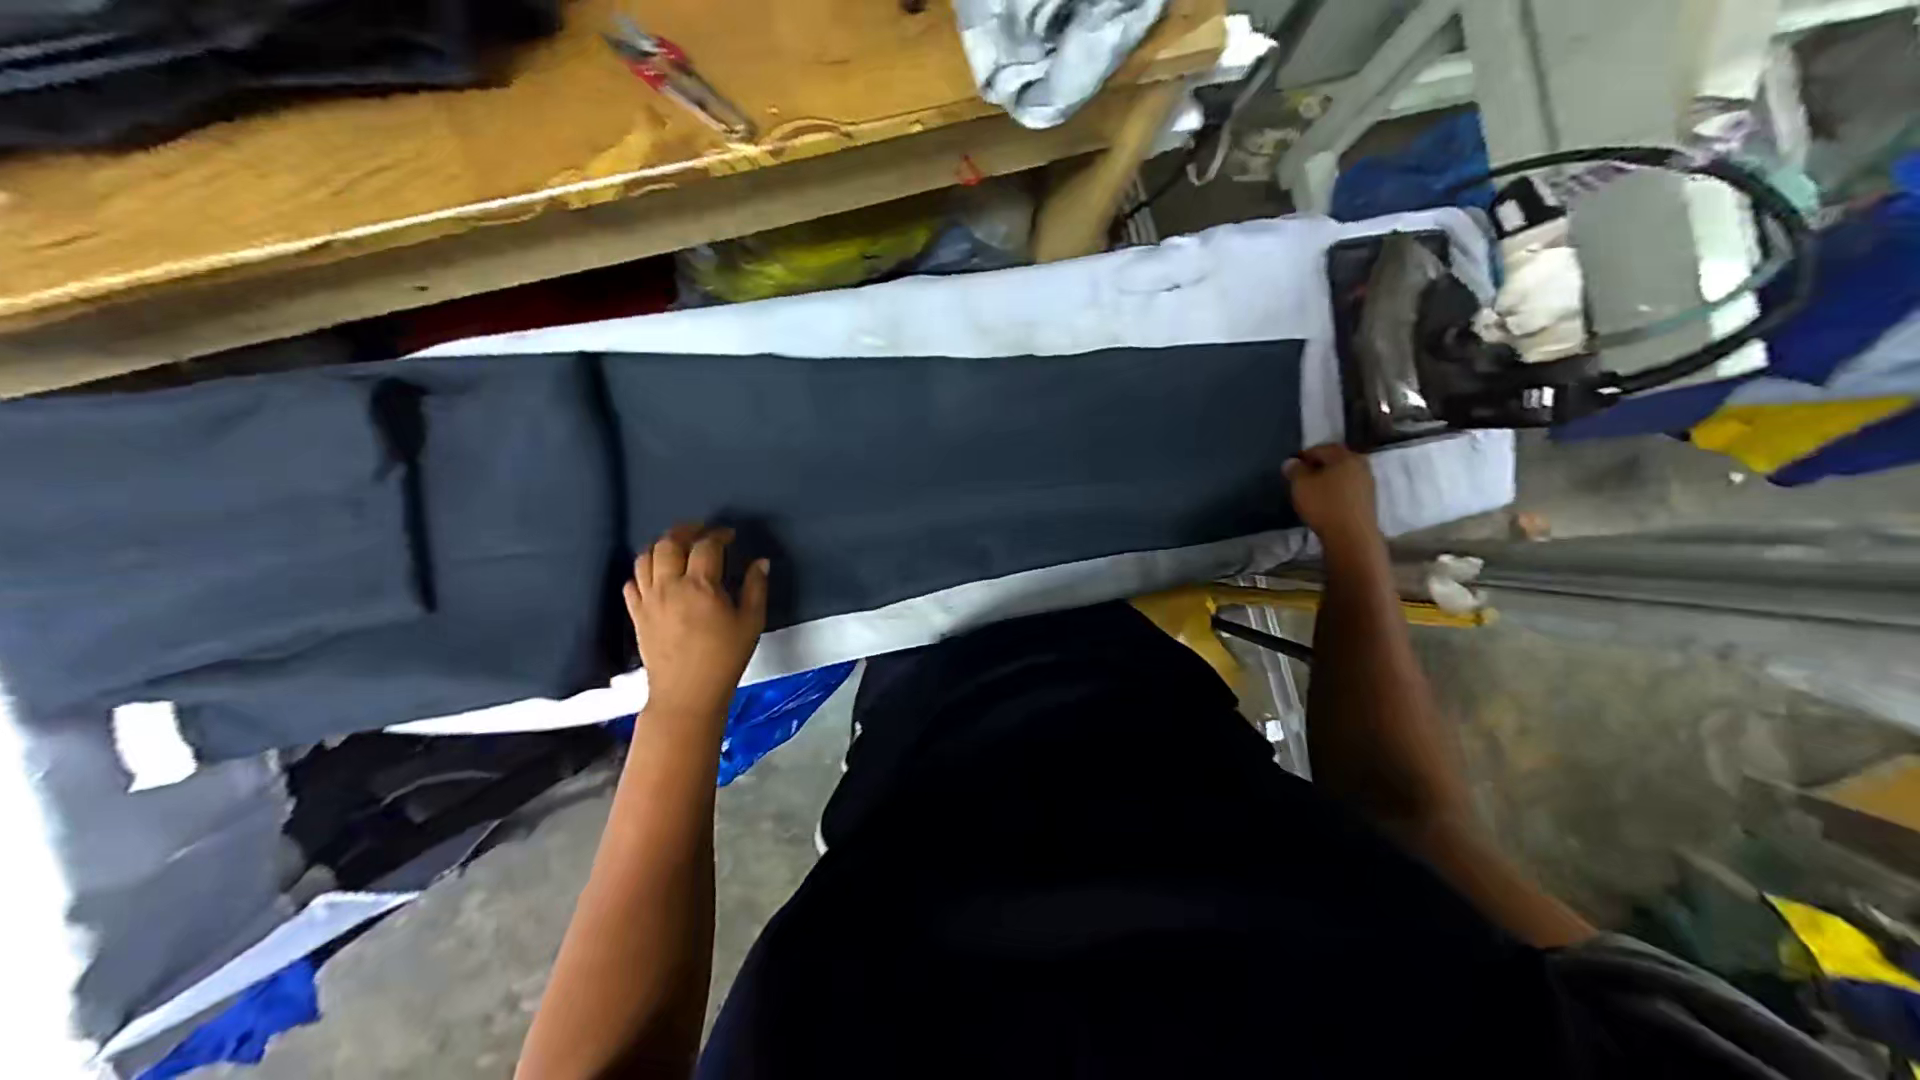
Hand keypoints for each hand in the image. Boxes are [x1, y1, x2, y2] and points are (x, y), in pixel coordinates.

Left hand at [623, 524, 769, 719]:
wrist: (687, 694)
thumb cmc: (725, 658)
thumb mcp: (751, 622)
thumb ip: (756, 588)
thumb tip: (760, 563)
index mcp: (700, 585)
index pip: (706, 545)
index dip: (718, 534)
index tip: (729, 535)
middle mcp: (669, 586)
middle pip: (669, 543)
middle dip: (686, 531)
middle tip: (701, 532)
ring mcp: (648, 599)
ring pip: (645, 558)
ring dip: (662, 546)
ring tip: (677, 548)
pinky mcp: (637, 614)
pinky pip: (632, 582)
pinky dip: (643, 572)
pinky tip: (657, 576)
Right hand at [1284, 443, 1382, 553]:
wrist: (1352, 536)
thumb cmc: (1324, 505)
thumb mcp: (1301, 485)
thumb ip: (1295, 470)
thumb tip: (1291, 462)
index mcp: (1345, 456)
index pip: (1321, 448)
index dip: (1304, 455)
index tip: (1292, 466)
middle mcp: (1360, 465)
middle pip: (1335, 460)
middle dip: (1318, 466)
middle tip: (1302, 476)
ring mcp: (1367, 482)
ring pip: (1343, 474)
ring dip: (1328, 478)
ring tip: (1313, 490)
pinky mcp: (1368, 499)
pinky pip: (1348, 487)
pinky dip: (1336, 490)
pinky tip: (1326, 500)